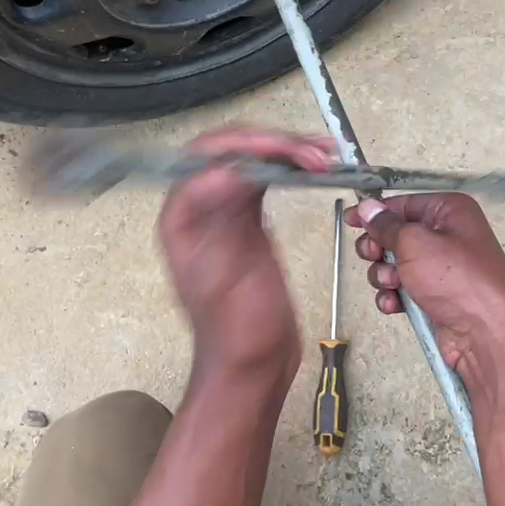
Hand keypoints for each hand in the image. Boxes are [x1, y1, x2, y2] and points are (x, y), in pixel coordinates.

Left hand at [157, 128, 337, 384]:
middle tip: (312, 151)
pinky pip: (268, 179)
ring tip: (323, 153)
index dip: (244, 146)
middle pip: (230, 149)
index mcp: (181, 217)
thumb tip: (227, 171)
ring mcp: (225, 210)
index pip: (205, 158)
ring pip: (252, 159)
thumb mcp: (226, 276)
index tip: (284, 152)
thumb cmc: (235, 331)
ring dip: (287, 149)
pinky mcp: (251, 219)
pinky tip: (316, 165)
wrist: (252, 364)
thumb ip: (223, 223)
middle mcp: (199, 207)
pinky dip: (293, 168)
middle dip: (271, 142)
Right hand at [346, 193, 504, 387]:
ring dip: (384, 275)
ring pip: (395, 265)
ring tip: (392, 285)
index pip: (404, 204)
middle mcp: (448, 237)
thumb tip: (368, 206)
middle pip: (396, 235)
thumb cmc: (457, 279)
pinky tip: (394, 305)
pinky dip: (393, 296)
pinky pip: (403, 290)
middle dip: (379, 248)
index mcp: (450, 212)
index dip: (376, 212)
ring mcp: (441, 270)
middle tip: (372, 256)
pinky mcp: (435, 297)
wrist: (486, 334)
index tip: (350, 220)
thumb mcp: (415, 243)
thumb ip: (386, 225)